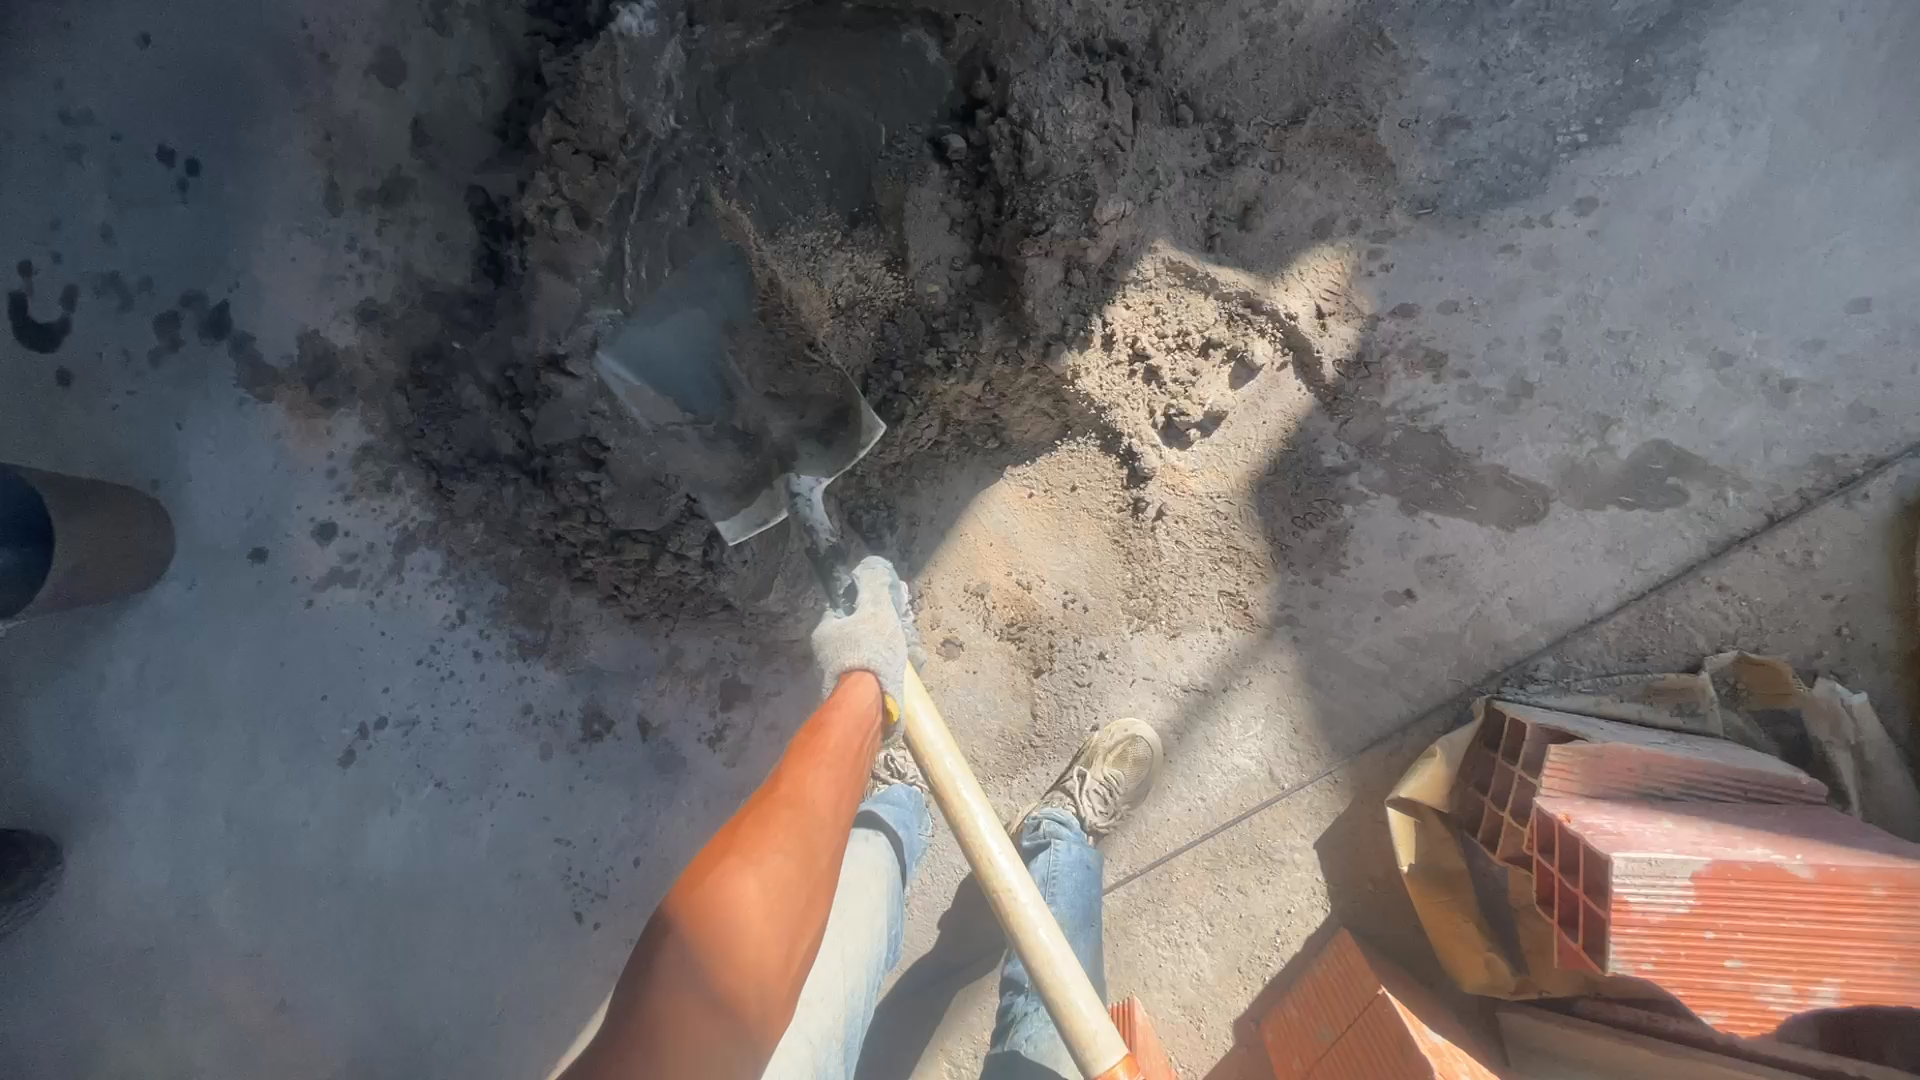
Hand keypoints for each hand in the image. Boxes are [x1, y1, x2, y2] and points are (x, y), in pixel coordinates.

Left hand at [809, 555, 915, 712]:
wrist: (870, 705)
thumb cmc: (870, 651)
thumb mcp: (876, 610)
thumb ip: (874, 586)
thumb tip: (872, 564)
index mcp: (826, 631)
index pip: (842, 607)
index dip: (864, 601)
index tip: (885, 604)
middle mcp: (826, 654)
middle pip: (856, 632)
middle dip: (880, 628)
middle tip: (903, 629)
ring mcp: (839, 677)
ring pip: (866, 654)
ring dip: (888, 650)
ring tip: (910, 653)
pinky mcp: (854, 694)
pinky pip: (872, 673)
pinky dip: (887, 669)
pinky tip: (904, 671)